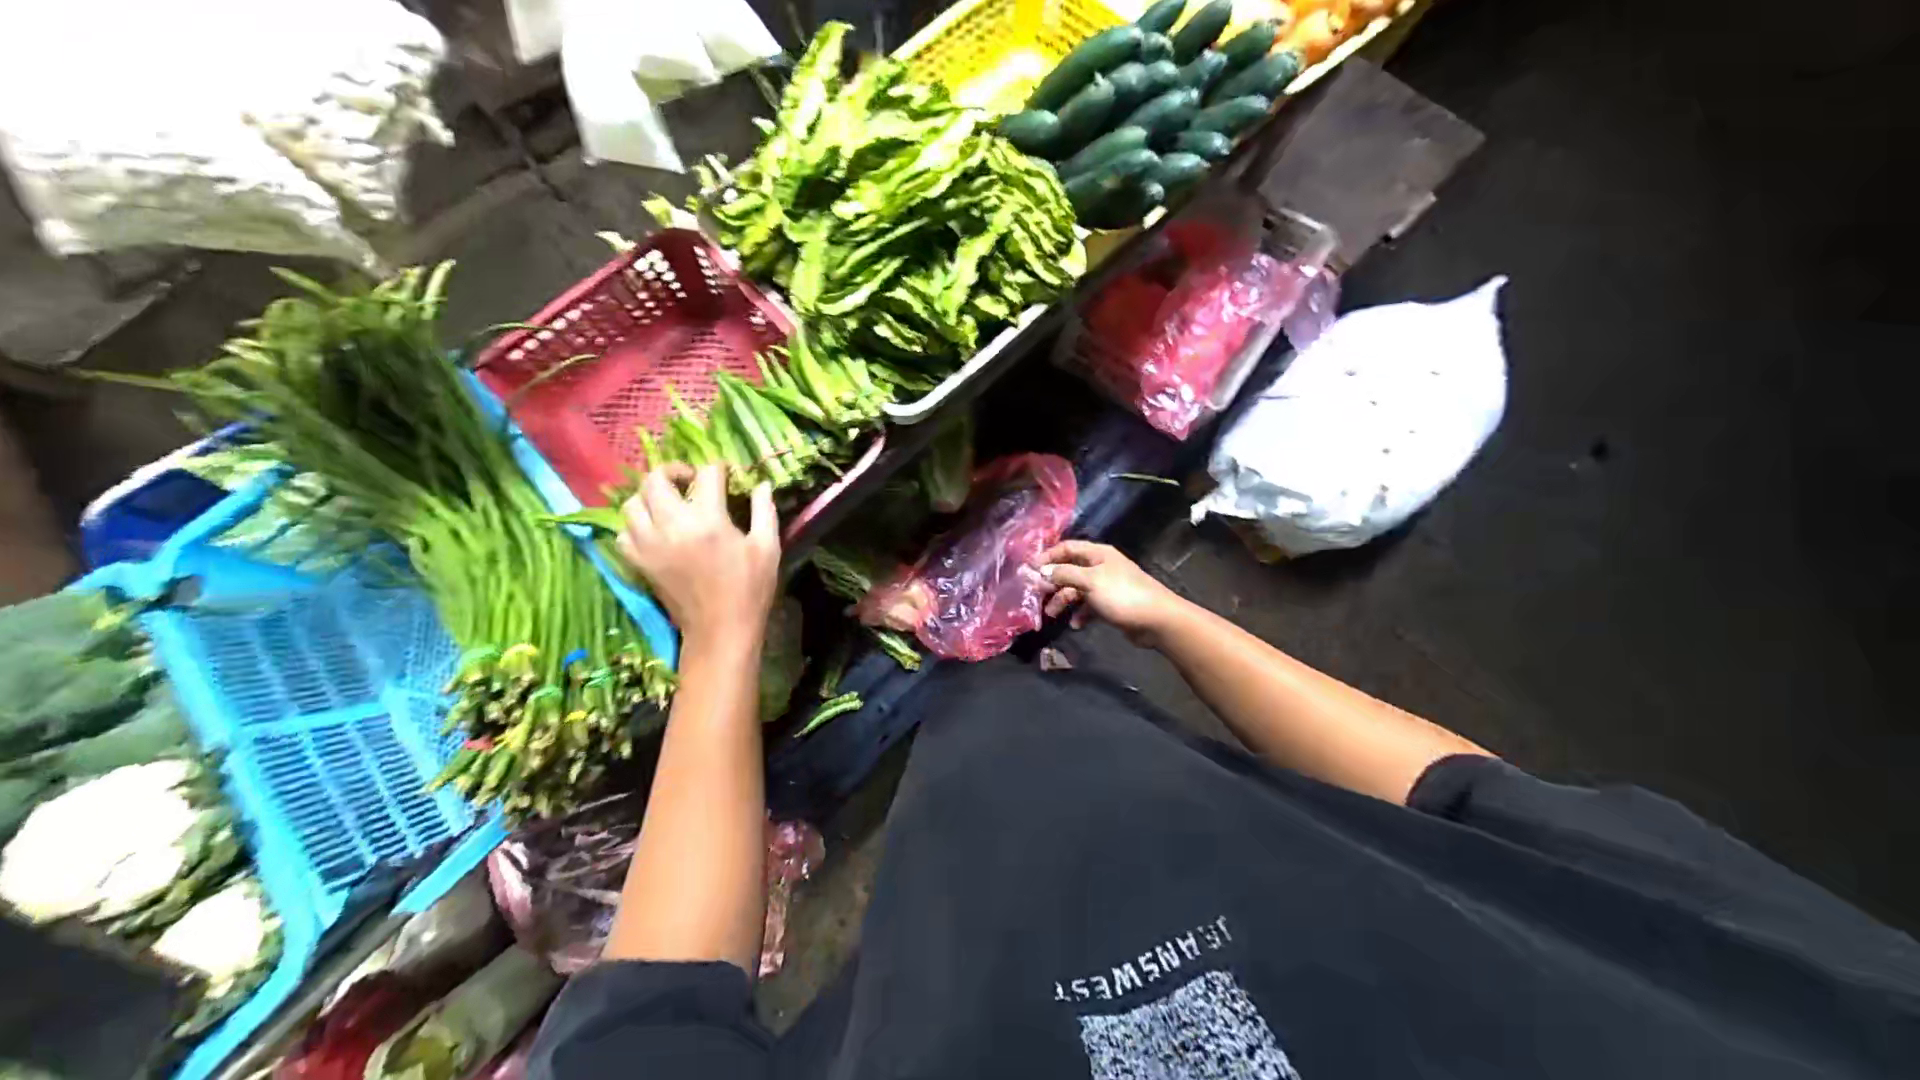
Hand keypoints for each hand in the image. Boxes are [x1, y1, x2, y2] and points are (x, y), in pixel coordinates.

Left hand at [617, 464, 778, 645]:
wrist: (720, 631)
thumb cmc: (750, 589)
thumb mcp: (767, 548)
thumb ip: (764, 511)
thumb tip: (762, 484)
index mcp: (708, 520)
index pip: (706, 475)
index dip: (718, 469)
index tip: (727, 476)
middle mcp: (672, 526)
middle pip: (656, 479)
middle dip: (674, 471)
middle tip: (690, 481)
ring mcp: (650, 545)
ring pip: (632, 503)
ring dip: (650, 496)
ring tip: (669, 503)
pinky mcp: (639, 563)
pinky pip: (623, 533)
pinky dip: (635, 525)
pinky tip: (654, 529)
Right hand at [1036, 540, 1184, 646]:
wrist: (1157, 620)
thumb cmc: (1121, 594)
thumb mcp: (1089, 581)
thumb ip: (1064, 574)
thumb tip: (1042, 571)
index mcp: (1097, 554)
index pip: (1067, 548)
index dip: (1048, 557)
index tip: (1030, 570)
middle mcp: (1101, 566)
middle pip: (1069, 570)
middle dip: (1053, 583)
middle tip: (1038, 596)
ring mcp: (1106, 586)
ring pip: (1077, 590)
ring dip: (1063, 601)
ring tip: (1052, 615)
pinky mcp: (1111, 604)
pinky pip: (1089, 606)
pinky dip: (1080, 614)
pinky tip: (1077, 625)